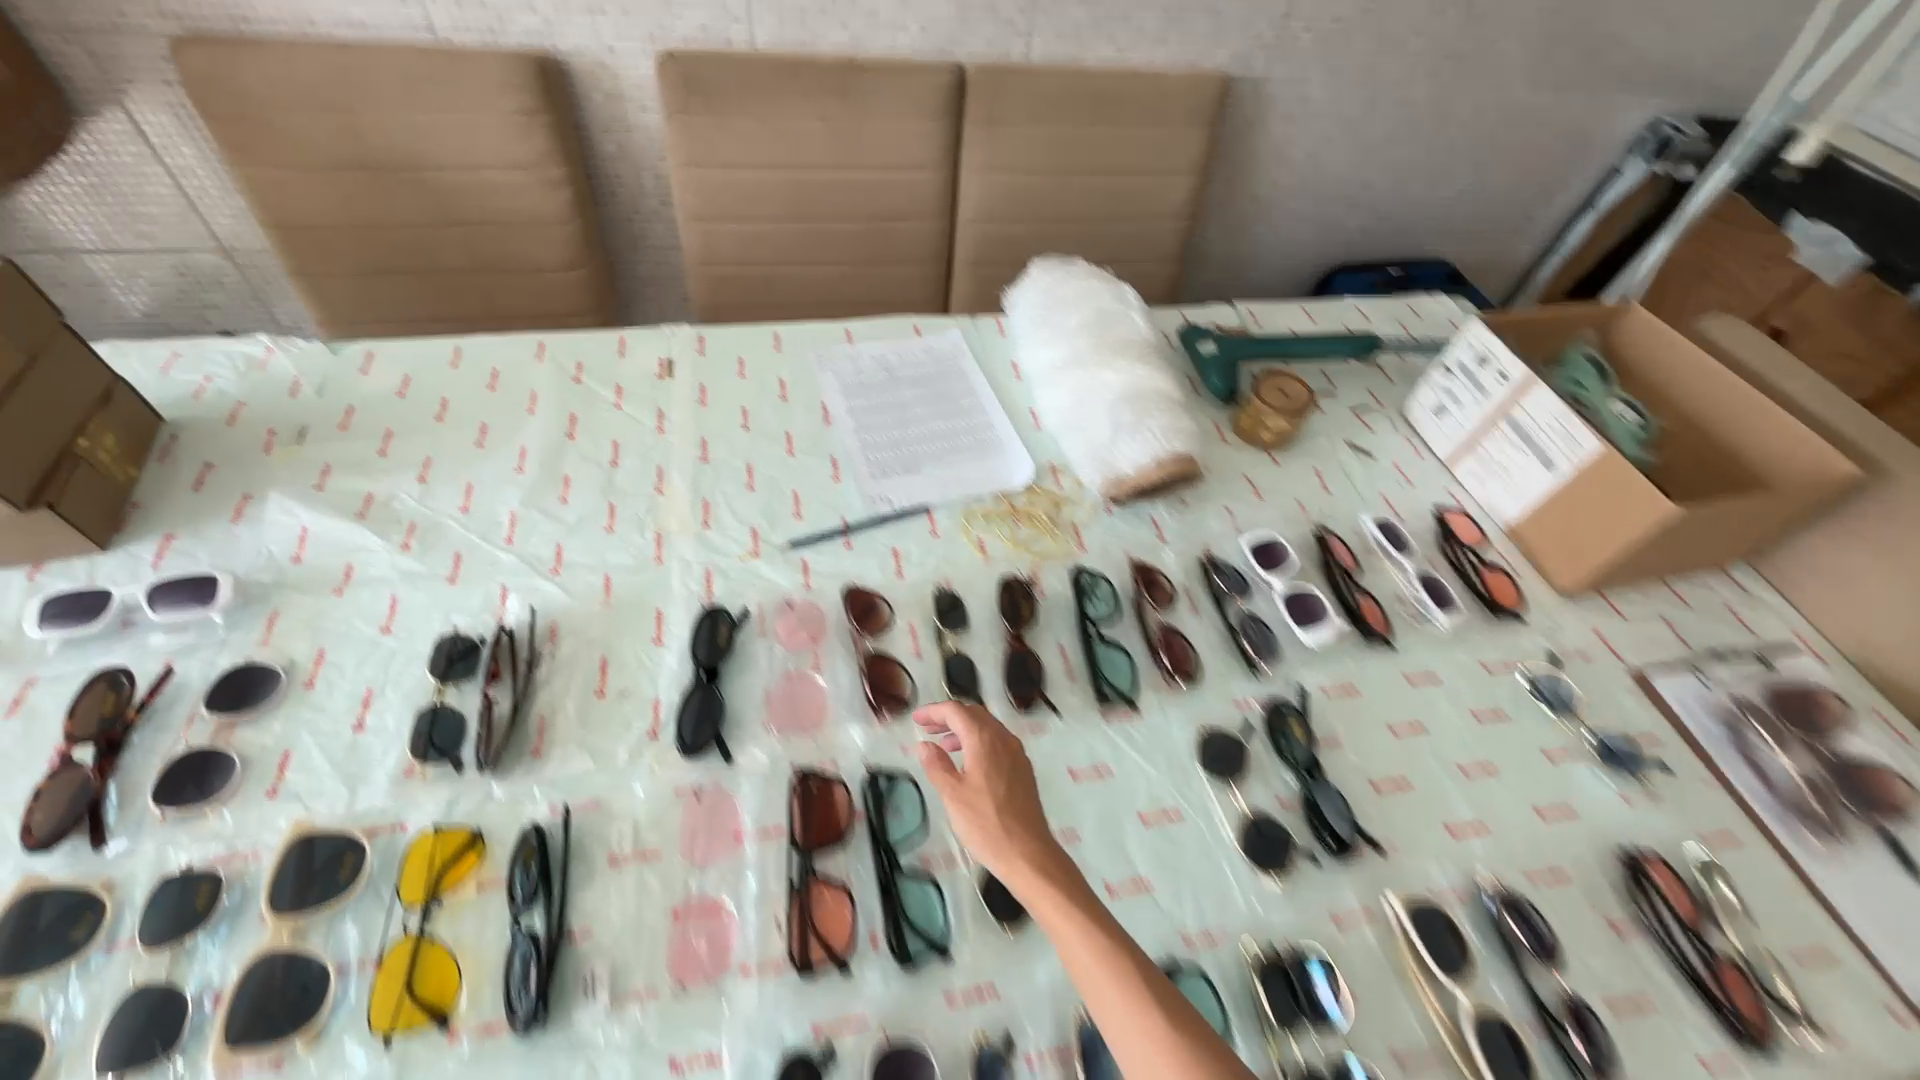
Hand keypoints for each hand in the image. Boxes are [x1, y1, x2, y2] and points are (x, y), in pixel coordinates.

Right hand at [914, 702, 1071, 892]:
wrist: (1027, 851)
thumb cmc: (985, 823)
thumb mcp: (952, 795)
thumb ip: (936, 765)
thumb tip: (924, 745)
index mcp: (984, 739)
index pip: (956, 711)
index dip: (934, 711)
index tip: (916, 719)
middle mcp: (1003, 739)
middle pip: (974, 714)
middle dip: (949, 717)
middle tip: (926, 729)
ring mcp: (1016, 753)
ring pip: (987, 727)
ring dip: (964, 729)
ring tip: (943, 746)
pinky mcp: (1022, 768)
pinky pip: (997, 742)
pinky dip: (978, 742)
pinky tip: (968, 763)